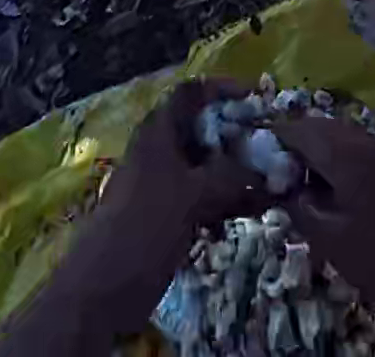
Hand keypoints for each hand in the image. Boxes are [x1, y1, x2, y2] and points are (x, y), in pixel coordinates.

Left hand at [0, 79, 267, 356]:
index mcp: (159, 130)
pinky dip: (225, 199)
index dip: (222, 89)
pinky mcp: (167, 211)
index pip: (192, 92)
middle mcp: (161, 148)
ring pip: (206, 164)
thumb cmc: (145, 225)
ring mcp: (163, 180)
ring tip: (270, 182)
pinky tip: (250, 211)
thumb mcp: (192, 195)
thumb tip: (264, 170)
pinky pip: (202, 195)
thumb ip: (229, 176)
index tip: (255, 99)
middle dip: (237, 135)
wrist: (103, 285)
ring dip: (236, 171)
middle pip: (203, 128)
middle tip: (271, 146)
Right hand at [271, 115, 374, 325]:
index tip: (259, 156)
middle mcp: (365, 140)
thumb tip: (283, 189)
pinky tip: (344, 187)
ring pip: (343, 134)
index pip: (298, 129)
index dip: (274, 138)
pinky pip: (362, 146)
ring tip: (310, 180)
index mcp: (344, 152)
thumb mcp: (336, 244)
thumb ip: (302, 210)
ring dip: (321, 147)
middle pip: (321, 125)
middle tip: (281, 168)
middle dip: (297, 140)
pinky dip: (343, 156)